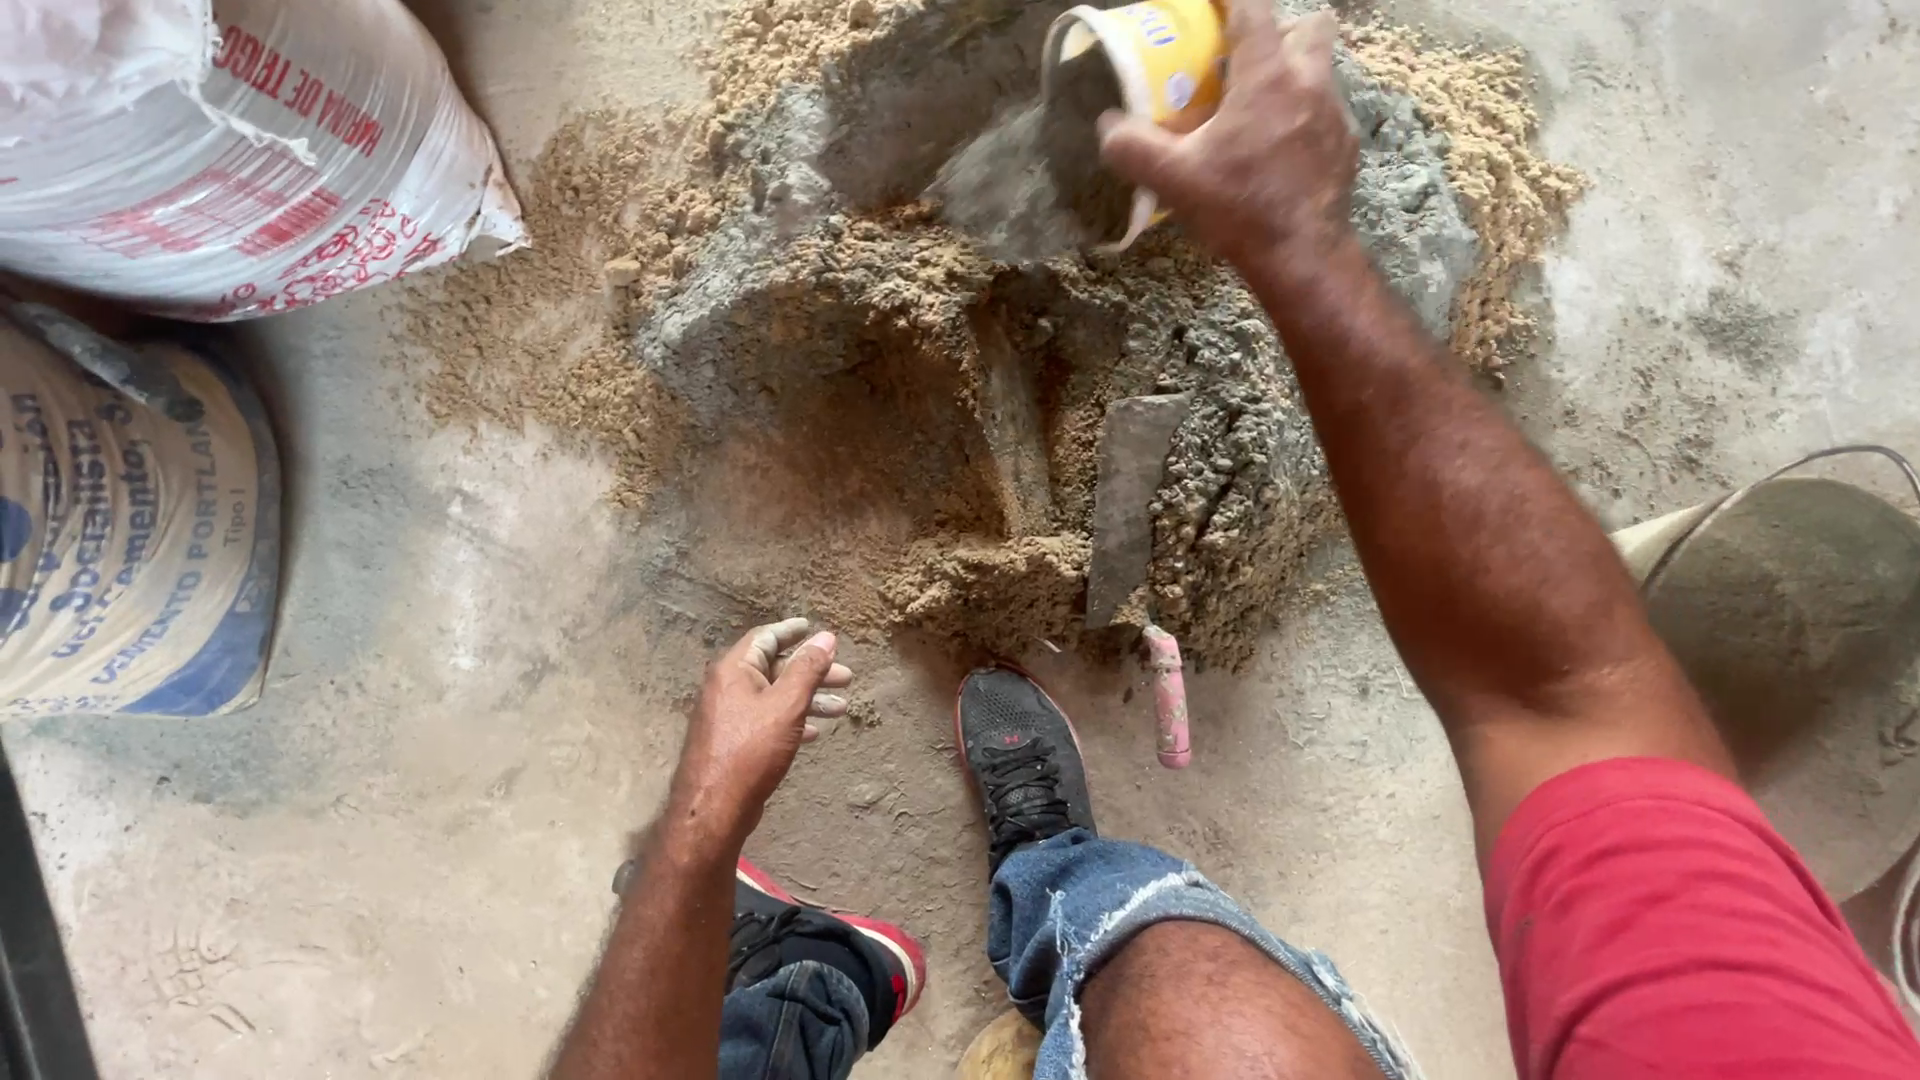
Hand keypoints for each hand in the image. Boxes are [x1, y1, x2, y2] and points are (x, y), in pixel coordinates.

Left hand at [670, 618, 851, 840]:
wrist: (713, 807)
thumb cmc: (751, 749)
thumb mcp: (787, 704)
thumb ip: (808, 669)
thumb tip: (826, 637)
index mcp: (734, 669)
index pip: (766, 637)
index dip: (792, 632)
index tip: (814, 628)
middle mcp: (727, 686)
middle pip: (775, 668)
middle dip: (812, 672)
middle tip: (846, 677)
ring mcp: (728, 715)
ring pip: (774, 696)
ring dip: (808, 699)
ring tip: (841, 708)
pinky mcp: (733, 740)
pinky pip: (767, 719)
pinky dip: (792, 719)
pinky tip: (814, 731)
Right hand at [1098, 4, 1357, 277]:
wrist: (1300, 255)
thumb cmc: (1238, 209)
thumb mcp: (1173, 180)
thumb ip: (1134, 148)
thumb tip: (1108, 127)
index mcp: (1267, 78)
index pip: (1252, 9)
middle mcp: (1310, 83)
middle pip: (1309, 27)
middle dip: (1280, 34)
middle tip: (1248, 65)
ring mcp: (1335, 115)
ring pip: (1320, 73)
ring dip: (1292, 80)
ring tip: (1258, 119)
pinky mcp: (1345, 149)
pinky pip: (1326, 117)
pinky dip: (1303, 123)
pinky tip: (1280, 158)